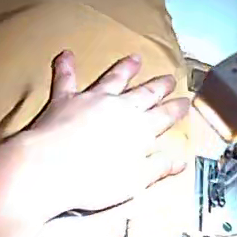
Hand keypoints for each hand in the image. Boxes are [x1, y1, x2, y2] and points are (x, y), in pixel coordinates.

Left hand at [4, 51, 191, 220]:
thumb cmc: (93, 182)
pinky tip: (65, 54)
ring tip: (135, 59)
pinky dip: (66, 66)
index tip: (186, 101)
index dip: (177, 109)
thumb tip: (180, 160)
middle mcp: (120, 108)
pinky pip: (66, 79)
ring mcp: (92, 100)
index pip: (165, 116)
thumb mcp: (135, 182)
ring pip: (113, 79)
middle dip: (159, 86)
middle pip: (145, 93)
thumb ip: (158, 167)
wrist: (50, 169)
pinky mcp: (64, 100)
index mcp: (140, 130)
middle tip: (170, 77)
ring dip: (125, 68)